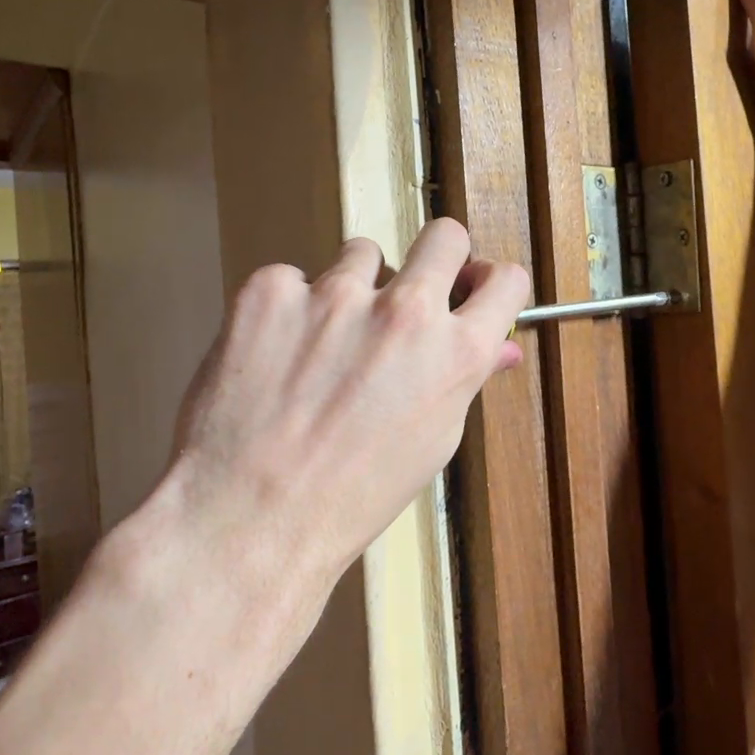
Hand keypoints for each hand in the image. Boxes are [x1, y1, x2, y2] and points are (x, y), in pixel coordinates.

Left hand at [164, 218, 529, 584]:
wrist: (249, 519)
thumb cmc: (350, 497)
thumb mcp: (432, 443)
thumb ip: (465, 379)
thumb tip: (498, 348)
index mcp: (456, 353)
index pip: (506, 279)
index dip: (491, 282)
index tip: (473, 288)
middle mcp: (406, 313)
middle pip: (446, 236)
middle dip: (440, 257)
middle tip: (413, 291)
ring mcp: (336, 295)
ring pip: (363, 254)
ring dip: (355, 287)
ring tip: (327, 343)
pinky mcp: (271, 291)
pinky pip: (292, 278)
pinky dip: (289, 308)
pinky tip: (276, 355)